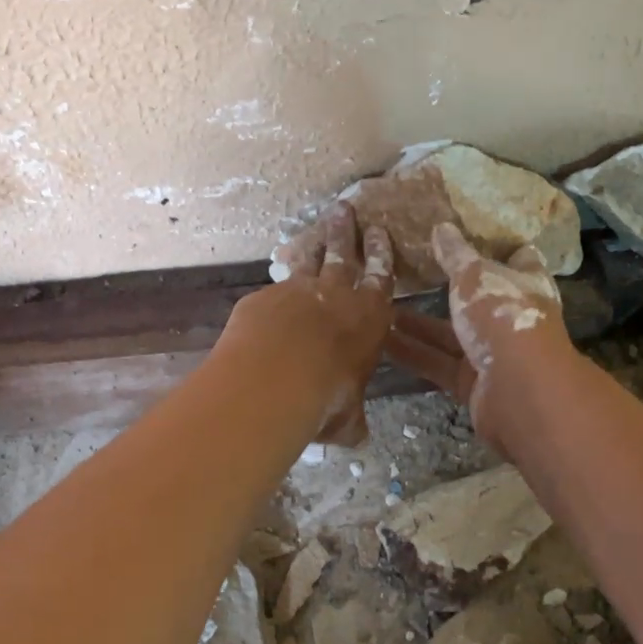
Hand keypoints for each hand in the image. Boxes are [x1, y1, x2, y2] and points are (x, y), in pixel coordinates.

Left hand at [222, 203, 394, 444]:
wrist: (272, 378)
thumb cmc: (326, 397)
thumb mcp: (347, 417)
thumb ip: (352, 419)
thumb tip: (357, 436)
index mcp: (368, 317)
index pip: (381, 278)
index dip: (381, 254)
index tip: (380, 231)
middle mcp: (334, 295)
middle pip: (342, 254)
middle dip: (345, 231)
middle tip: (344, 207)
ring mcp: (295, 292)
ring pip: (306, 260)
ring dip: (312, 244)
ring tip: (314, 229)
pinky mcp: (261, 299)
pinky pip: (272, 291)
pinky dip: (275, 292)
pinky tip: (268, 301)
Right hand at [385, 223, 566, 447]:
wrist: (517, 392)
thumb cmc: (502, 318)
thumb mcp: (474, 276)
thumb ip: (455, 254)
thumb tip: (441, 226)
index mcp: (525, 284)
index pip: (519, 259)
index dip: (498, 247)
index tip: (467, 236)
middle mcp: (511, 317)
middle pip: (477, 299)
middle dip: (446, 288)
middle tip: (408, 272)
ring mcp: (493, 352)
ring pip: (451, 334)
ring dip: (419, 324)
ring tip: (382, 307)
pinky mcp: (473, 382)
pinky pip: (438, 362)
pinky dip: (412, 352)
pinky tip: (380, 340)